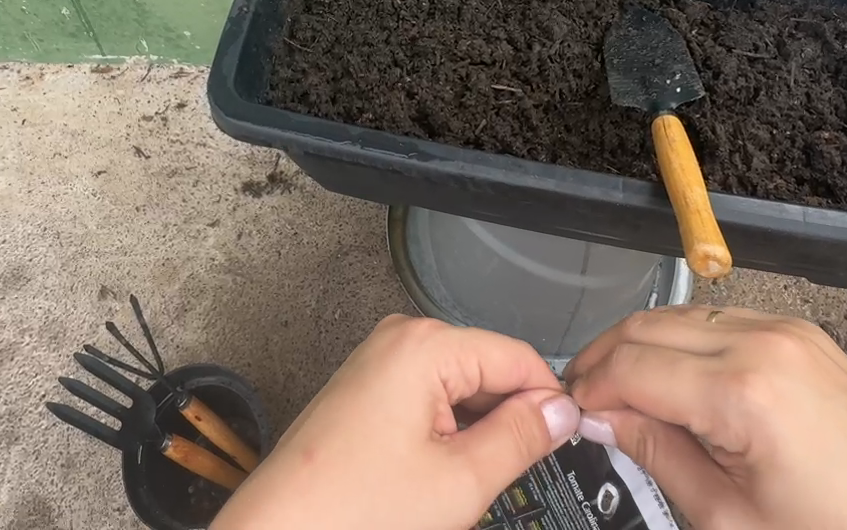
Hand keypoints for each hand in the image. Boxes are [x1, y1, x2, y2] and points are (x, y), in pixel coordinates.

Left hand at [212, 315, 579, 529]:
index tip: (566, 441)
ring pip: (460, 383)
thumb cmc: (358, 507)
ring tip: (465, 479)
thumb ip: (520, 438)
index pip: (516, 356)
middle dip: (508, 416)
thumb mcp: (459, 481)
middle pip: (487, 365)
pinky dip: (447, 427)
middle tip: (509, 474)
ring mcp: (382, 357)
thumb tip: (560, 409)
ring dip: (477, 427)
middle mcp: (402, 336)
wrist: (280, 529)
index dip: (548, 400)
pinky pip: (429, 393)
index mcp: (426, 344)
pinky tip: (440, 470)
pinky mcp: (370, 382)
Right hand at [566, 306, 846, 529]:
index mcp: (746, 391)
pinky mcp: (802, 334)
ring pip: (676, 315)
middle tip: (585, 403)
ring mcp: (787, 329)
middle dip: (605, 360)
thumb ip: (658, 458)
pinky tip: (675, 381)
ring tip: (625, 395)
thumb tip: (601, 419)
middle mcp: (764, 341)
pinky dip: (681, 342)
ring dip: (639, 347)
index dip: (590, 389)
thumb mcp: (733, 524)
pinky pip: (716, 319)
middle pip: (646, 326)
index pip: (631, 366)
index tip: (571, 414)